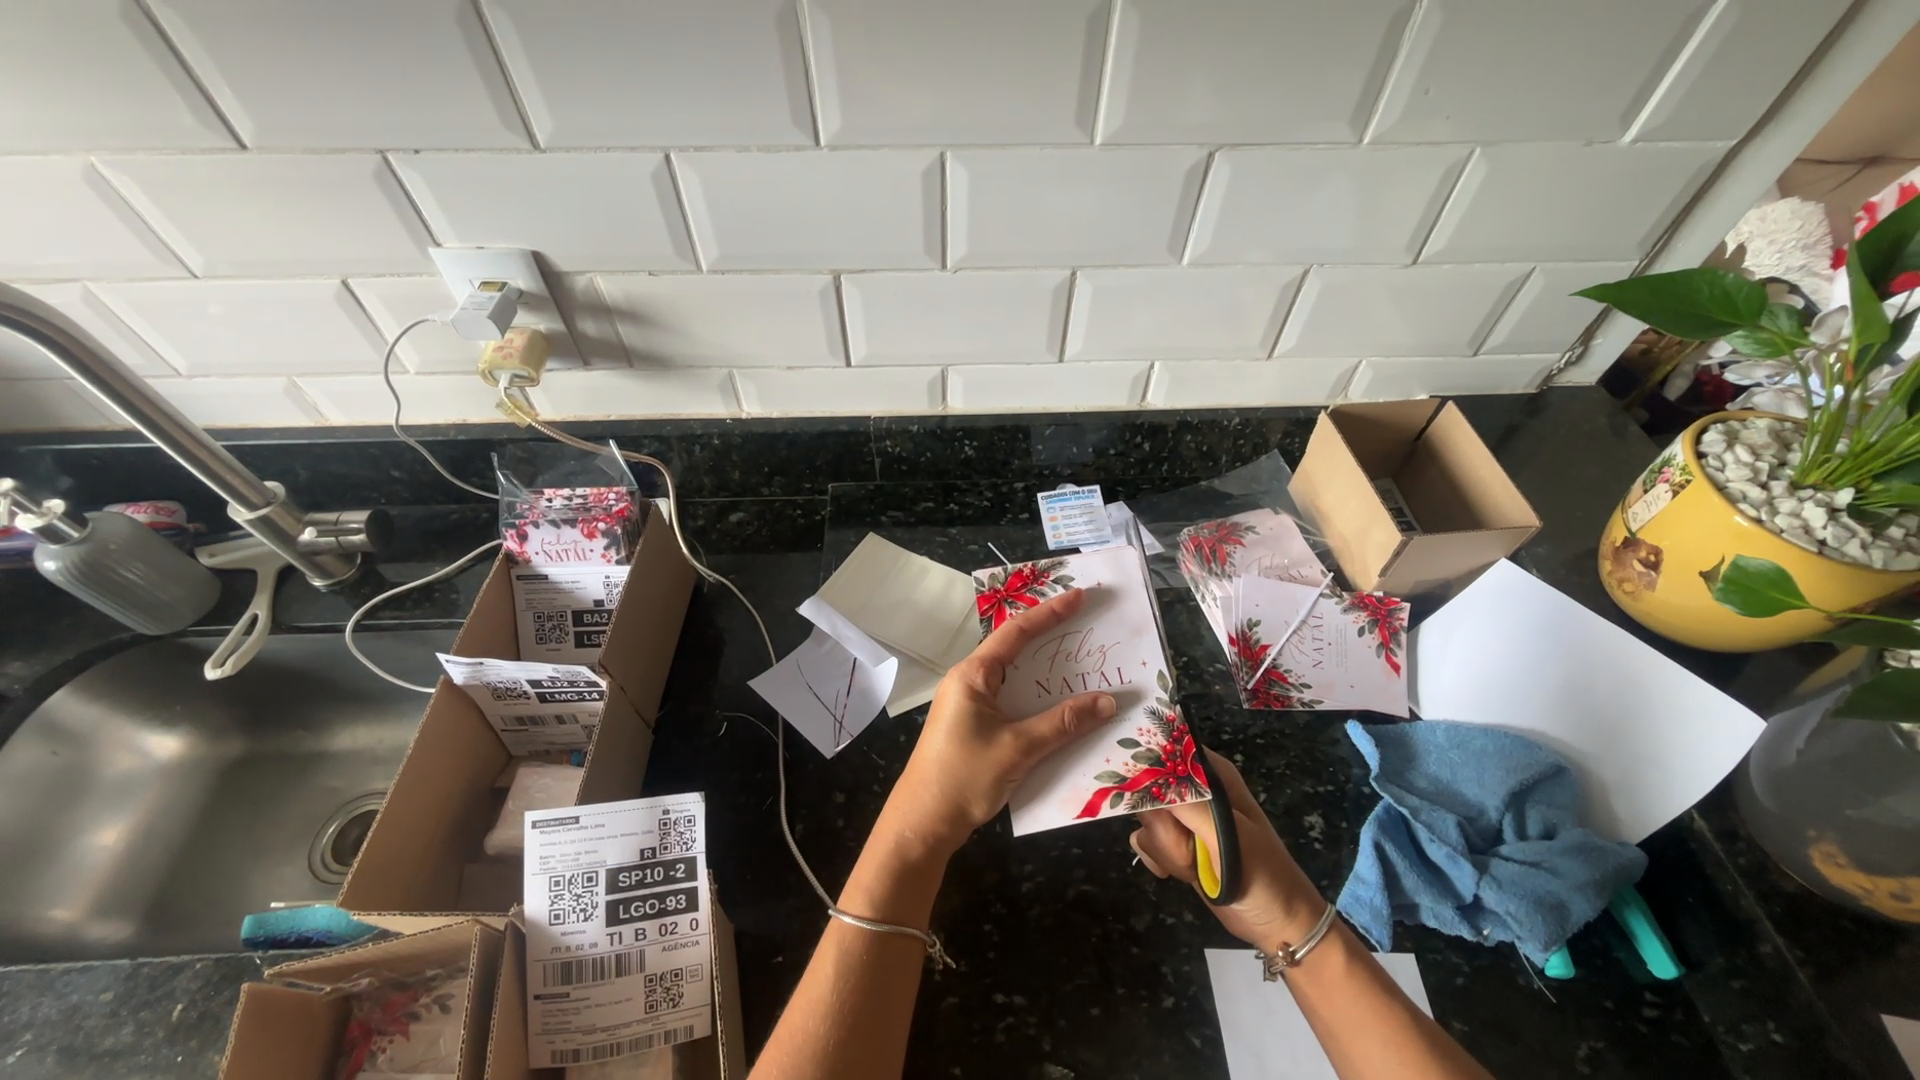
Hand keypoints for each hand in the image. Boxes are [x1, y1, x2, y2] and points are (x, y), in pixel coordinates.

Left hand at [879, 589, 1117, 858]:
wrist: (923, 823)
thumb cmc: (964, 777)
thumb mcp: (1018, 749)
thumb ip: (1062, 723)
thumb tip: (1107, 701)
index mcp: (972, 676)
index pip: (1015, 633)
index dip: (1049, 613)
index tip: (1079, 596)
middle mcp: (968, 683)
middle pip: (1015, 650)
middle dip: (1051, 637)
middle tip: (1087, 623)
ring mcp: (970, 706)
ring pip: (1015, 679)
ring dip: (1046, 673)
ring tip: (1083, 661)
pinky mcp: (974, 728)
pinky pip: (1012, 702)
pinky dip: (1038, 700)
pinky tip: (1062, 707)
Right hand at [1129, 750, 1326, 952]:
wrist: (1278, 924)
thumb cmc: (1264, 876)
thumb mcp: (1227, 837)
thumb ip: (1188, 804)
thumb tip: (1148, 775)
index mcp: (1214, 777)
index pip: (1167, 754)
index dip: (1149, 771)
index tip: (1147, 799)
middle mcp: (1198, 791)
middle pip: (1150, 791)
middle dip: (1163, 827)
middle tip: (1189, 848)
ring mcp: (1187, 818)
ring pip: (1148, 819)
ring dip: (1166, 849)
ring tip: (1195, 867)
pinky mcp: (1179, 842)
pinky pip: (1147, 840)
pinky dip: (1159, 859)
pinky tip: (1182, 875)